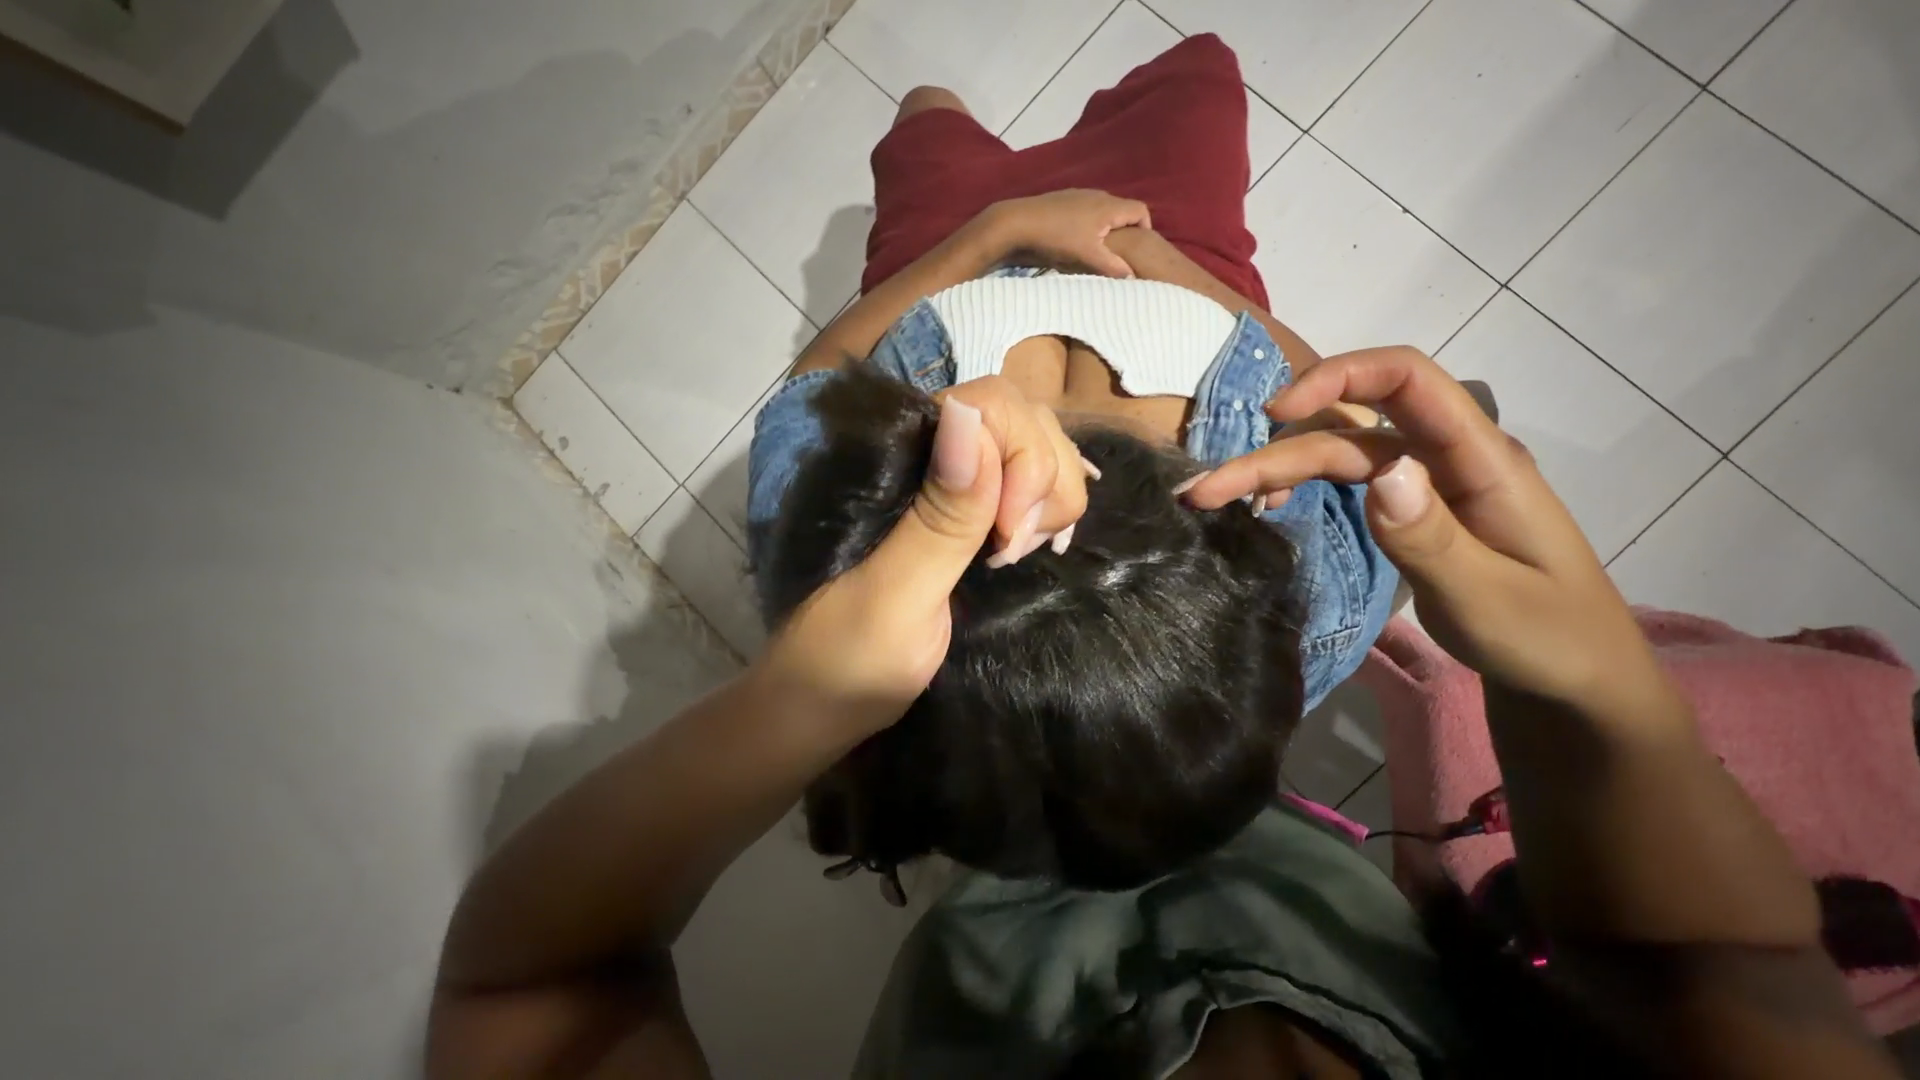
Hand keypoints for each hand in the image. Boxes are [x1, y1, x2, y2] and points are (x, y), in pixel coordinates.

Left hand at [753, 379, 1092, 736]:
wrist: (824, 706)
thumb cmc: (847, 661)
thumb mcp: (897, 595)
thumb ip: (939, 516)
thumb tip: (969, 414)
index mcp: (895, 455)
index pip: (991, 404)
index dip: (1021, 458)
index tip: (1007, 533)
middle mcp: (925, 453)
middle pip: (1024, 420)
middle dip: (1041, 482)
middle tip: (1010, 552)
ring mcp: (948, 484)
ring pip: (1035, 449)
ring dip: (1048, 499)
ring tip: (1013, 555)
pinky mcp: (962, 516)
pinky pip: (1027, 484)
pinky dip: (1043, 511)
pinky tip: (1025, 547)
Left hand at [986, 190, 1150, 277]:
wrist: (1019, 222)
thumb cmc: (1058, 238)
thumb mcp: (1088, 256)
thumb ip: (1113, 266)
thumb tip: (1133, 277)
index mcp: (1109, 206)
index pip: (1140, 211)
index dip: (1145, 229)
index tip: (1138, 248)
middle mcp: (1098, 195)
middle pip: (1122, 210)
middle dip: (1126, 230)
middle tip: (1121, 253)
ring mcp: (1080, 194)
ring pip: (1104, 210)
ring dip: (1106, 228)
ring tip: (1099, 249)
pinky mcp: (1064, 199)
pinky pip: (1087, 210)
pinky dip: (1090, 223)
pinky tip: (1077, 239)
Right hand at [1181, 346, 1655, 706]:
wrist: (1573, 678)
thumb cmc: (1547, 639)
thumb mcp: (1491, 602)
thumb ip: (1433, 539)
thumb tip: (1381, 470)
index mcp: (1481, 461)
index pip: (1410, 380)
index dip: (1339, 375)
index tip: (1274, 412)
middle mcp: (1447, 457)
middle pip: (1350, 426)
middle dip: (1274, 450)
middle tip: (1204, 492)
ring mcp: (1426, 482)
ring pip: (1340, 451)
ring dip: (1277, 467)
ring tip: (1220, 498)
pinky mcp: (1411, 509)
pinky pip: (1348, 479)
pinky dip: (1302, 484)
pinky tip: (1272, 506)